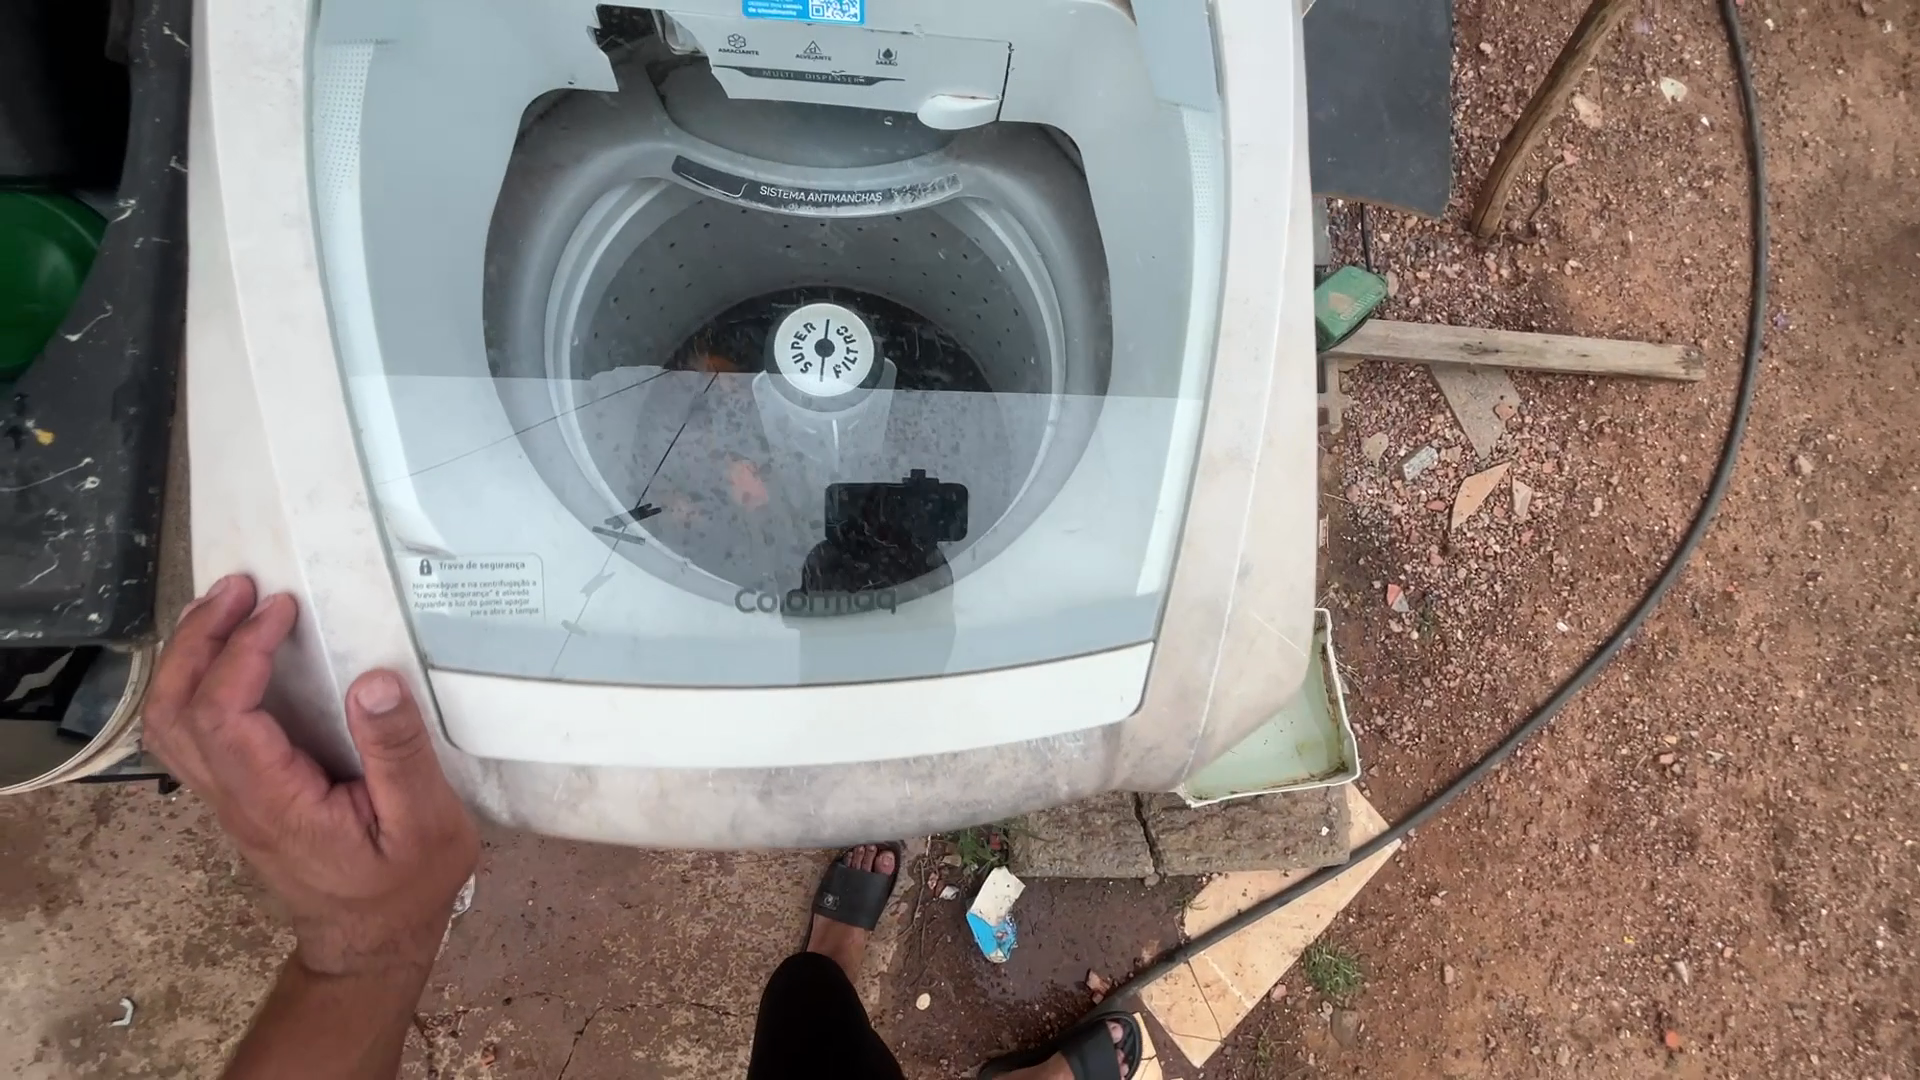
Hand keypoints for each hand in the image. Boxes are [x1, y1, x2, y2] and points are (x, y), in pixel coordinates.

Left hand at [143, 574, 479, 978]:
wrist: (373, 938)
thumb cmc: (406, 881)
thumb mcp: (422, 817)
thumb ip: (396, 751)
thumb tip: (372, 682)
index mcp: (276, 801)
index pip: (227, 716)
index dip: (242, 654)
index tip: (283, 608)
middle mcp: (236, 799)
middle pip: (175, 714)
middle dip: (197, 642)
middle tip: (239, 588)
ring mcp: (233, 802)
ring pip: (174, 727)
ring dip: (191, 660)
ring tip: (228, 609)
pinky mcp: (247, 801)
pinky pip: (198, 737)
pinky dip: (203, 686)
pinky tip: (234, 661)